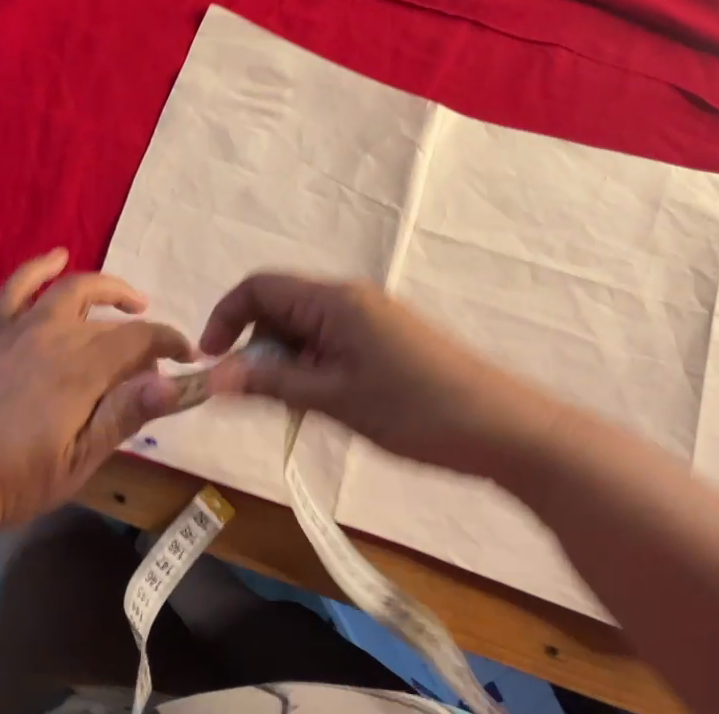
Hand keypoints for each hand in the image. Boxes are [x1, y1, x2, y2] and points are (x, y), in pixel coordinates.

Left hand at [0, 249, 192, 536]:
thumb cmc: (14, 480)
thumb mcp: (78, 461)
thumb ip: (124, 415)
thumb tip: (175, 382)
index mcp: (80, 371)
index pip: (140, 340)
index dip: (170, 344)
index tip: (188, 359)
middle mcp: (54, 337)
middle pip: (111, 322)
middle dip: (143, 334)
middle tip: (157, 357)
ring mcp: (21, 330)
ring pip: (73, 291)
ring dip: (107, 290)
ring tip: (132, 302)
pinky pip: (18, 287)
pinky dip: (39, 267)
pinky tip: (57, 255)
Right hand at [202, 273, 560, 477]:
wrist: (508, 431)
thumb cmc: (417, 411)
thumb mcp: (334, 399)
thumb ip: (269, 384)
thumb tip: (210, 376)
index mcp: (333, 300)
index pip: (258, 288)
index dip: (224, 318)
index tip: (211, 362)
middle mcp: (348, 298)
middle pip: (278, 307)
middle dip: (256, 347)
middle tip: (260, 396)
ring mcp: (370, 318)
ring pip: (303, 328)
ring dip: (285, 362)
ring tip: (300, 406)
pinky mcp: (386, 339)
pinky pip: (329, 342)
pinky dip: (312, 367)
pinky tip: (329, 402)